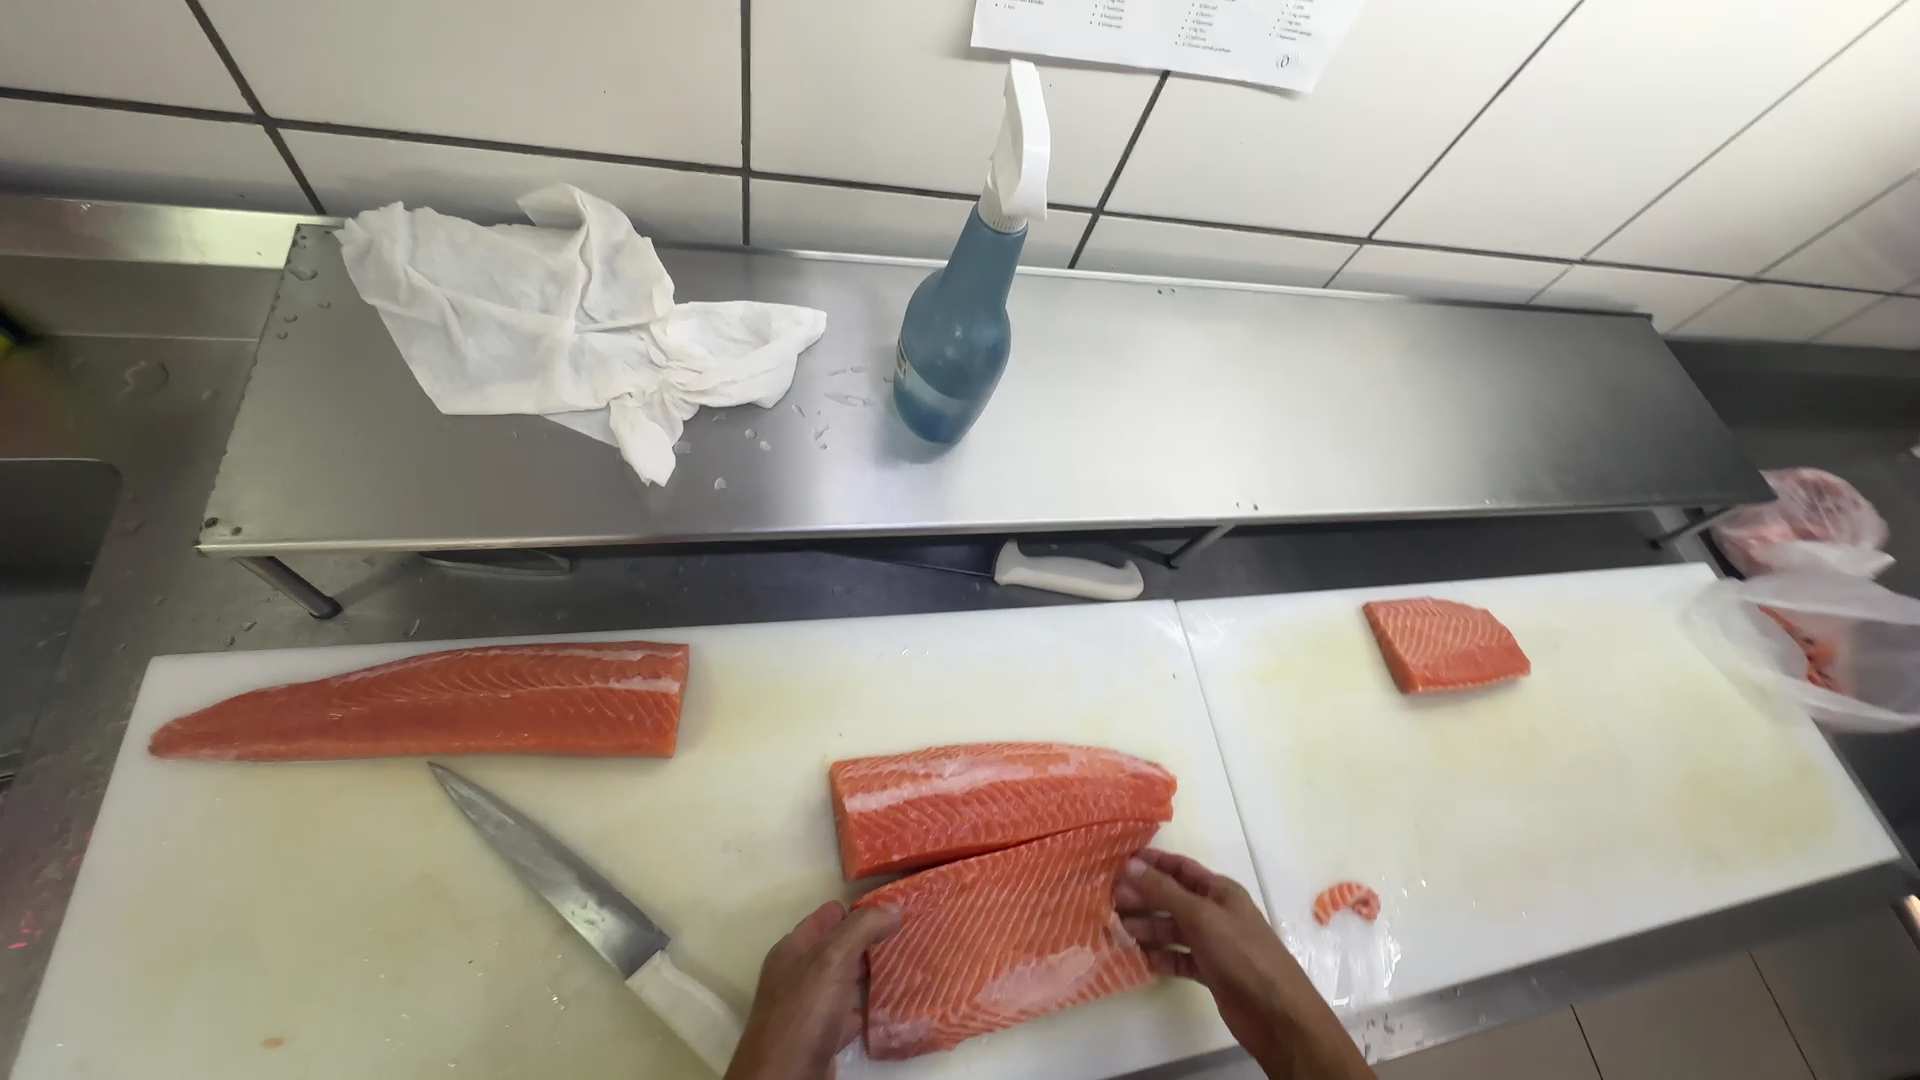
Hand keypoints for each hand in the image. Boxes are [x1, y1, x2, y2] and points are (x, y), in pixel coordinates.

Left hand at [723, 901, 900, 1079]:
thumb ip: (863, 927)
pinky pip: (847, 1015)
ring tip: (902, 967)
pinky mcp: (819, 1038)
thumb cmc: (804, 1012)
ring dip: (868, 976)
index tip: (893, 913)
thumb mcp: (833, 958)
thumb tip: (895, 907)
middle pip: (838, 947)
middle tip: (904, 938)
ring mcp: (808, 1008)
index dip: (859, 910)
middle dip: (868, 942)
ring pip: (844, 981)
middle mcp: (798, 974)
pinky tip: (885, 1009)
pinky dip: (865, 1010)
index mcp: (794, 948)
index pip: (830, 914)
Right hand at [1115, 849, 1372, 1079]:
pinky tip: (1143, 959)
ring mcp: (1214, 944)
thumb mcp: (1200, 915)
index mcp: (1219, 891)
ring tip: (1120, 929)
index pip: (1181, 869)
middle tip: (1112, 900)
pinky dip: (1163, 956)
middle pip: (1173, 899)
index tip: (1121, 863)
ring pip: (1173, 929)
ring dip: (1149, 927)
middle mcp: (1216, 913)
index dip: (1153, 864)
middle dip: (1144, 898)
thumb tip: (1131, 866)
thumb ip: (1164, 891)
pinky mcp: (1211, 972)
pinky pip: (1180, 958)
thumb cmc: (1241, 954)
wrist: (1277, 1015)